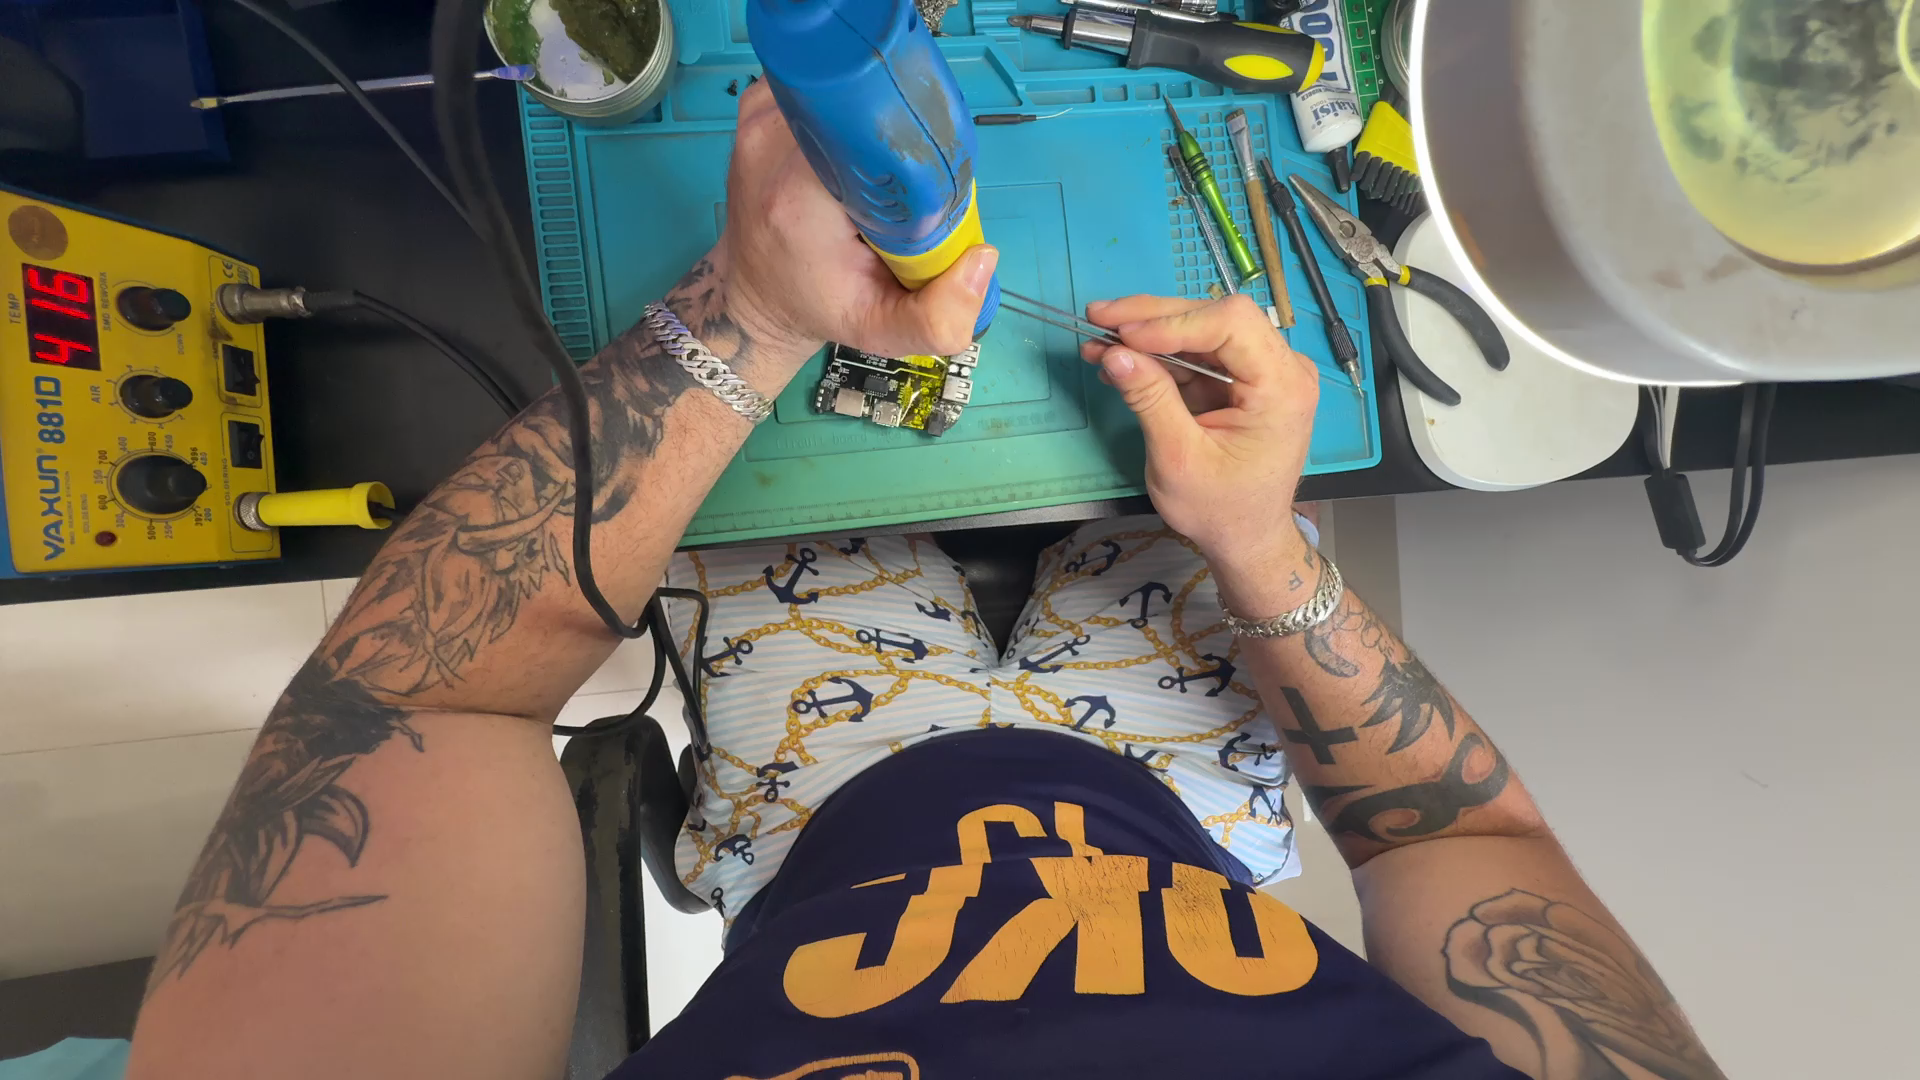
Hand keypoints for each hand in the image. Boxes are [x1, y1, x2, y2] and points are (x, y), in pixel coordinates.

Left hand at [703, 80, 997, 383]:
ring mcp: (762, 116)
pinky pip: (826, 95)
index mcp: (801, 197)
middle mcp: (774, 143)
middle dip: (900, 155)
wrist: (758, 294)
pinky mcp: (760, 106)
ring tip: (872, 189)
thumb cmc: (820, 308)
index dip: (920, 166)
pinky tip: (846, 167)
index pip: (885, 143)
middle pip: (870, 116)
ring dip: (874, 141)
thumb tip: (983, 258)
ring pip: (850, 98)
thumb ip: (939, 318)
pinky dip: (846, 127)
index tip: (921, 206)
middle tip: (899, 205)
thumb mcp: (883, 333)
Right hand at [1082, 294, 1320, 605]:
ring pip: (1199, 332)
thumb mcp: (1177, 458)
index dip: (1171, 321)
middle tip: (1097, 318)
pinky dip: (1156, 357)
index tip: (1120, 333)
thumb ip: (1149, 400)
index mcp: (1281, 386)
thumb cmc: (1219, 509)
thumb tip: (1113, 353)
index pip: (1230, 323)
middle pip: (1213, 317)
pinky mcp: (1238, 381)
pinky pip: (1196, 356)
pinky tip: (1118, 361)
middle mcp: (1280, 368)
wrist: (1244, 538)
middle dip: (1151, 318)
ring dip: (1146, 335)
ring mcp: (1260, 372)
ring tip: (1097, 342)